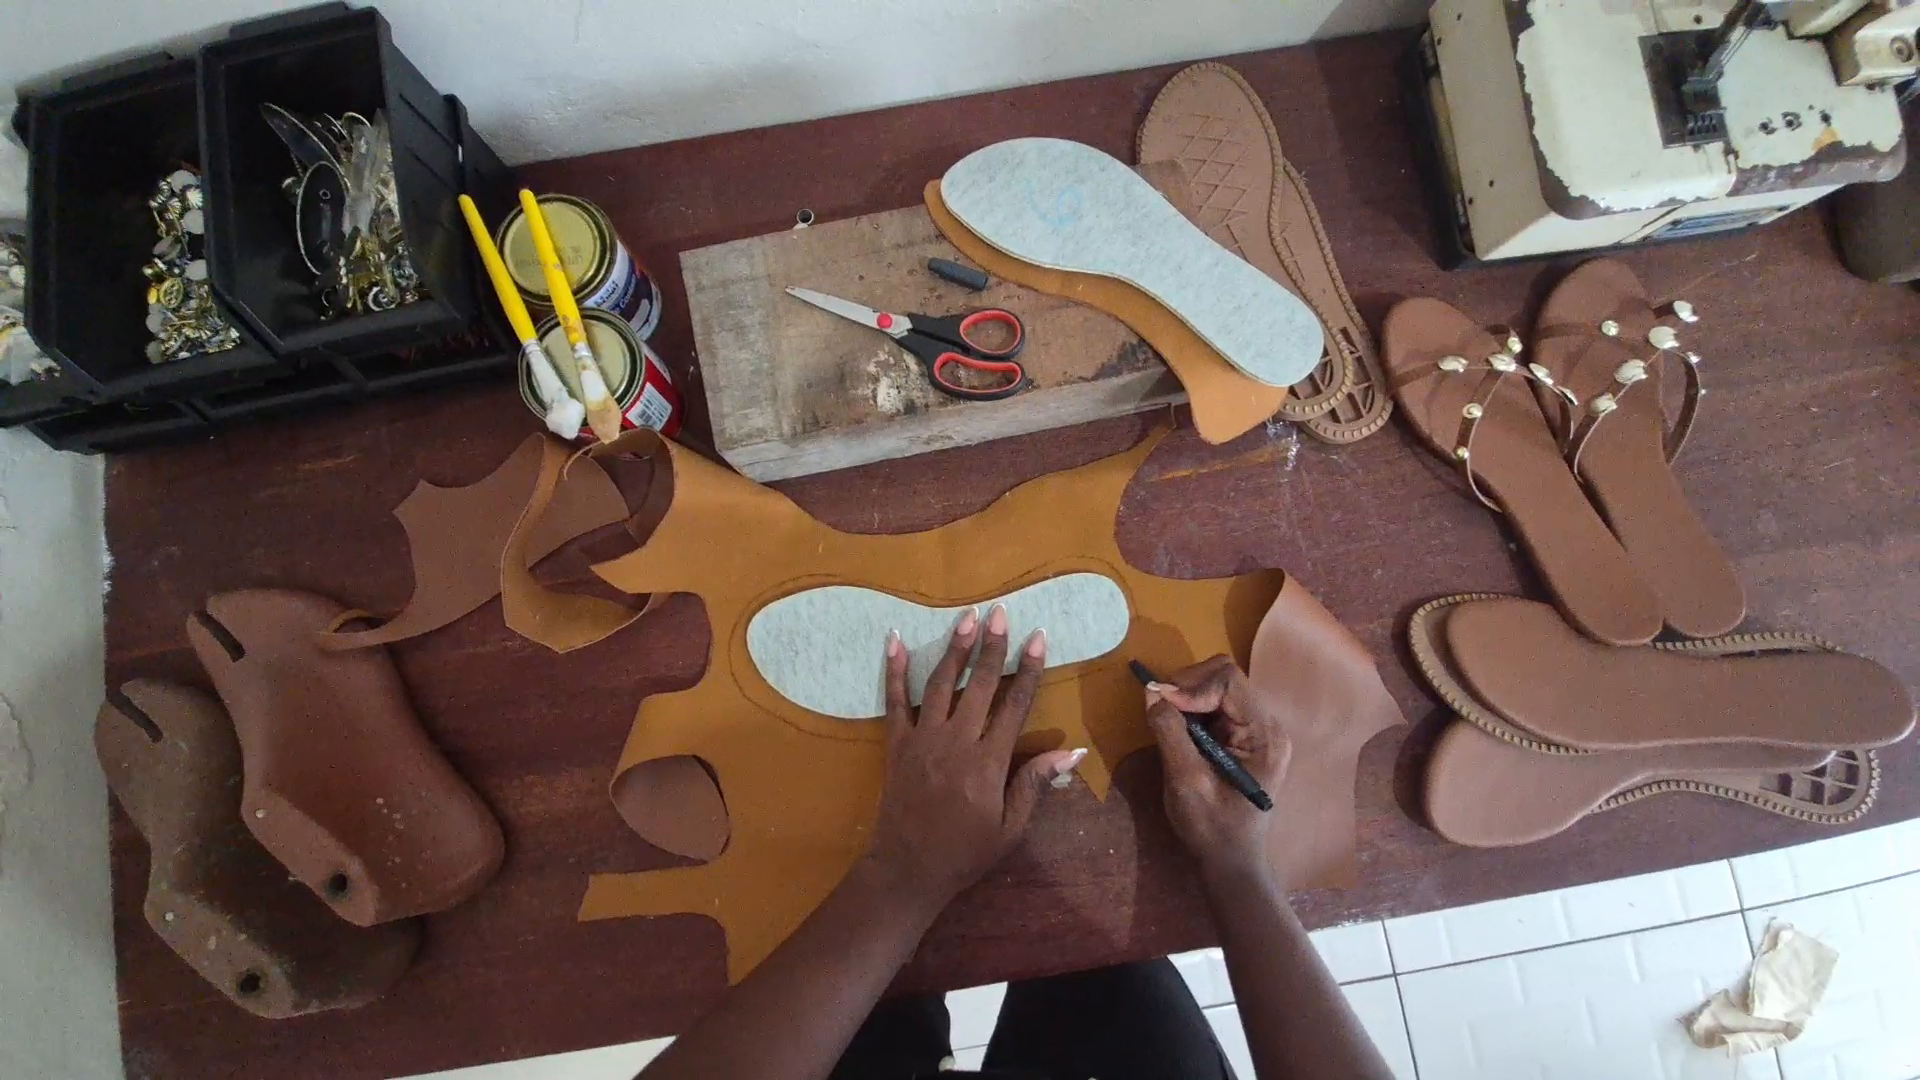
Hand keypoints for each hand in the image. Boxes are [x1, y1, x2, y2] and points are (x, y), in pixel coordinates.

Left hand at [861, 605, 1086, 913]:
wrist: (907, 870)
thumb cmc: (964, 853)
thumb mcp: (1010, 829)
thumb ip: (1035, 784)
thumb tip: (1073, 751)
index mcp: (988, 762)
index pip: (1015, 706)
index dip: (1029, 670)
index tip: (1038, 638)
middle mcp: (956, 741)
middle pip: (980, 685)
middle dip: (993, 646)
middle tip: (1001, 612)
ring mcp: (923, 739)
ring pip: (941, 684)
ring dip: (955, 648)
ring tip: (967, 617)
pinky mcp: (896, 743)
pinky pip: (894, 700)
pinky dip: (894, 669)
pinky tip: (894, 639)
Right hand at [1145, 655, 1290, 882]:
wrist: (1230, 861)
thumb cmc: (1212, 827)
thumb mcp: (1185, 781)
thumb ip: (1170, 732)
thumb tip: (1151, 692)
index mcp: (1264, 735)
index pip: (1228, 679)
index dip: (1191, 685)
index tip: (1163, 705)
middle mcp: (1266, 724)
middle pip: (1224, 676)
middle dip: (1187, 686)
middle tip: (1161, 709)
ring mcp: (1256, 729)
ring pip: (1217, 686)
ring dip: (1187, 697)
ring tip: (1169, 721)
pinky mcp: (1243, 735)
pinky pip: (1215, 703)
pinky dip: (1191, 708)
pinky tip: (1180, 730)